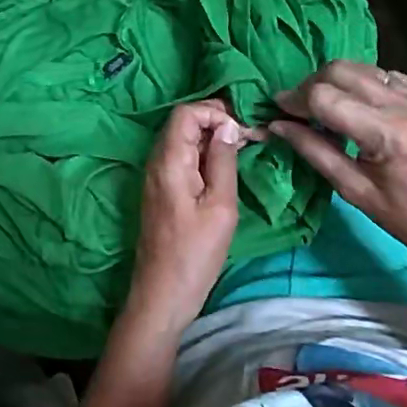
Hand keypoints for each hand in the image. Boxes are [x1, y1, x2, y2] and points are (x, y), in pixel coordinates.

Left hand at [129, 99, 259, 330]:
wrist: (162, 296)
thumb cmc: (195, 254)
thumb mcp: (220, 206)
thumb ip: (224, 161)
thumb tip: (229, 127)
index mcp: (169, 161)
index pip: (186, 112)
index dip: (214, 111)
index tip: (243, 127)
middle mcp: (156, 162)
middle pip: (183, 123)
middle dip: (216, 121)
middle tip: (250, 134)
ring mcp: (156, 177)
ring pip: (183, 140)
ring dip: (211, 138)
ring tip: (243, 147)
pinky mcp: (161, 191)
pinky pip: (181, 158)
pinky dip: (203, 154)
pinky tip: (225, 166)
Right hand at [269, 61, 406, 282]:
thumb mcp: (355, 191)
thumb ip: (314, 151)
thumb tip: (277, 124)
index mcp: (390, 136)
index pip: (326, 98)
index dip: (296, 100)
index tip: (281, 109)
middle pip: (344, 71)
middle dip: (314, 84)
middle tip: (302, 107)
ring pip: (369, 69)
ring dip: (342, 82)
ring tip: (333, 106)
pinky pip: (395, 78)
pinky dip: (372, 87)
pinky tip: (369, 110)